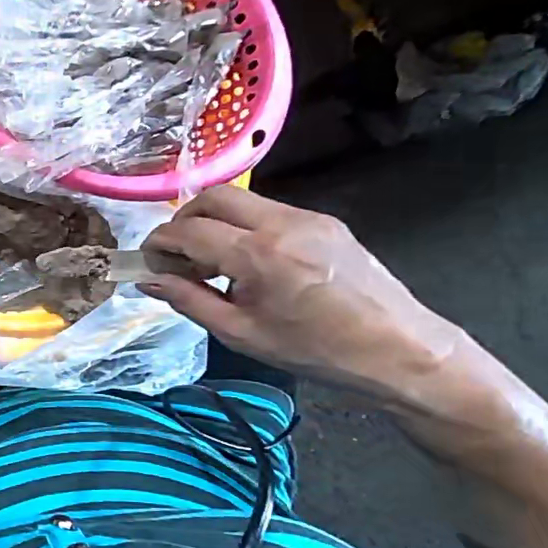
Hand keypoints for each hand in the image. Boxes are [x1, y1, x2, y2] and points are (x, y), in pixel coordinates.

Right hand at [140, 186, 469, 408]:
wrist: (400, 349)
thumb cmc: (315, 350)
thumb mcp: (241, 333)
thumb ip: (190, 301)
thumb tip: (149, 280)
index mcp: (260, 256)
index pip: (191, 231)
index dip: (160, 242)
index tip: (147, 260)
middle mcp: (283, 223)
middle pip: (214, 196)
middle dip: (183, 219)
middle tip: (175, 253)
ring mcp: (308, 217)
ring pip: (242, 200)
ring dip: (213, 222)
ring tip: (210, 263)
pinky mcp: (325, 222)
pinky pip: (268, 211)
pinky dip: (242, 227)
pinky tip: (245, 262)